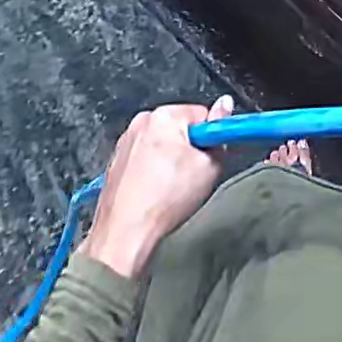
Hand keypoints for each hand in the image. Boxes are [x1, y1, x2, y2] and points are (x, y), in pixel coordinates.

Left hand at [78, 96, 232, 278]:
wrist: (123, 236)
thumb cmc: (162, 201)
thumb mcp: (209, 167)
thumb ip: (220, 132)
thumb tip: (225, 105)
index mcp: (164, 116)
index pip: (203, 114)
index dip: (212, 138)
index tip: (212, 156)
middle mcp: (141, 122)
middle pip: (181, 128)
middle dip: (191, 149)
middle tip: (194, 175)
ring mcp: (125, 143)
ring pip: (162, 145)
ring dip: (171, 162)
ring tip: (173, 189)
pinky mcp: (116, 163)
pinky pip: (145, 160)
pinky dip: (153, 173)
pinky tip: (157, 194)